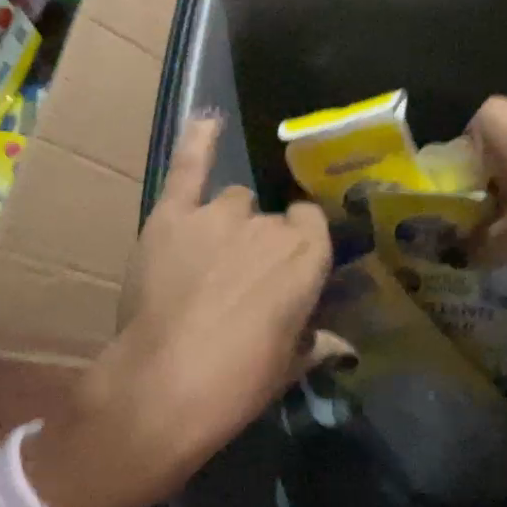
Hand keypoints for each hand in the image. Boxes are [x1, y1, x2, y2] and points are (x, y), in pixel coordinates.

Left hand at [24, 117, 332, 506]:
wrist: (165, 386)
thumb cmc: (240, 382)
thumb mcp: (288, 366)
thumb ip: (315, 342)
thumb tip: (342, 347)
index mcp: (309, 256)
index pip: (312, 224)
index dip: (298, 245)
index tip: (286, 269)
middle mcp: (271, 226)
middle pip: (272, 218)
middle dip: (262, 243)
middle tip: (243, 281)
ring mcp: (219, 216)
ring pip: (234, 201)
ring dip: (229, 221)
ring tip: (210, 255)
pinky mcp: (172, 217)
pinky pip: (189, 168)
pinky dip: (198, 143)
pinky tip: (208, 120)